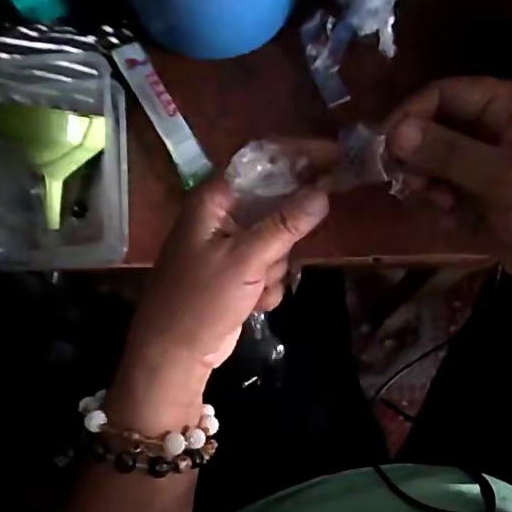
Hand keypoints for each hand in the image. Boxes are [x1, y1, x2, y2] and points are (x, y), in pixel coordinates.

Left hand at [109, 173, 329, 431]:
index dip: (300, 157)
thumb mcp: (245, 260)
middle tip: (284, 252)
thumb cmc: (201, 300)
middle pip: (275, 205)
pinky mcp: (236, 275)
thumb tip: (323, 192)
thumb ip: (284, 225)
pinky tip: (254, 303)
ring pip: (277, 242)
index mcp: (214, 200)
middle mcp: (221, 217)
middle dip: (283, 238)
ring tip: (255, 288)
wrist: (174, 354)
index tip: (337, 158)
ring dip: (275, 268)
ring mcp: (229, 247)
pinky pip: (269, 268)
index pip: (263, 162)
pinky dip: (268, 286)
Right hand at [384, 78, 511, 289]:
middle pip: (436, 131)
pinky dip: (440, 209)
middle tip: (410, 186)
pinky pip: (446, 198)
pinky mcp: (483, 204)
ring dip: (427, 187)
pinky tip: (452, 223)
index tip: (384, 146)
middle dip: (418, 159)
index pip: (449, 94)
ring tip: (440, 207)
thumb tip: (394, 132)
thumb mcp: (506, 176)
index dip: (413, 115)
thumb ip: (448, 153)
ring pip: (436, 168)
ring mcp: (490, 170)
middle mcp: (499, 131)